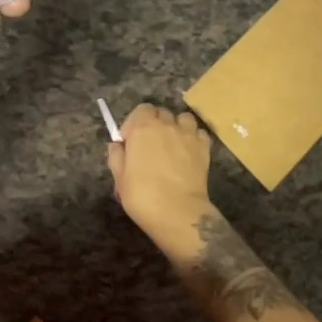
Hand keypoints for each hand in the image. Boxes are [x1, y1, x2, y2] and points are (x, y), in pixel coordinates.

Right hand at [107, 104, 216, 243]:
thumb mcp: (120, 178)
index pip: (142, 110)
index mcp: (143, 128)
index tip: (130, 141)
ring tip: (173, 144)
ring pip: (184, 119)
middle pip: (162, 113)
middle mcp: (167, 125)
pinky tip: (188, 152)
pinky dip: (194, 138)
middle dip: (155, 124)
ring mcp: (188, 135)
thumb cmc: (142, 195)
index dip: (135, 123)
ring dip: (177, 126)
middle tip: (150, 145)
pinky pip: (199, 133)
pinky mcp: (204, 148)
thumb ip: (116, 156)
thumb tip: (117, 145)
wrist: (177, 211)